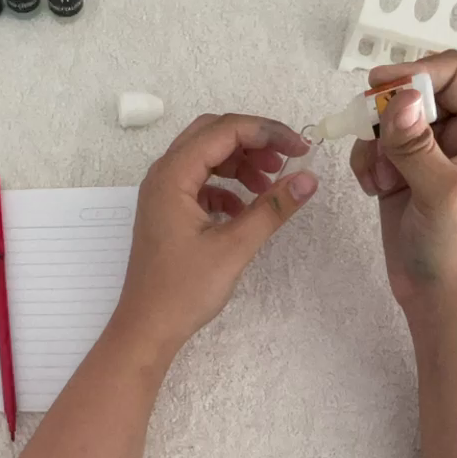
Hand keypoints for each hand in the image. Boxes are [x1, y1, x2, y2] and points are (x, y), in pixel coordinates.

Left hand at [107, 114, 315, 356]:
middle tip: (286, 160)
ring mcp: (162, 195)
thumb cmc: (183, 291)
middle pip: (212, 135)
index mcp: (172, 176)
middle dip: (252, 141)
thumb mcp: (234, 247)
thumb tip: (308, 179)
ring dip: (240, 164)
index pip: (224, 130)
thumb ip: (272, 208)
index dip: (267, 132)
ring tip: (270, 185)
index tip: (301, 149)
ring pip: (205, 158)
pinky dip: (226, 187)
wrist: (148, 327)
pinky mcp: (167, 214)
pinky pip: (200, 184)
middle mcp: (162, 176)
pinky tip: (245, 209)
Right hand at [350, 51, 456, 322]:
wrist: (439, 296)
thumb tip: (398, 98)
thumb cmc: (456, 248)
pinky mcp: (401, 170)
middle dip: (388, 117)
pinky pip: (374, 145)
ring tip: (383, 182)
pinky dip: (366, 163)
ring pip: (388, 118)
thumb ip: (417, 145)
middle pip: (414, 91)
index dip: (416, 73)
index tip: (378, 88)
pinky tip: (375, 191)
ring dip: (375, 145)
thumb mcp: (441, 193)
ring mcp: (428, 150)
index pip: (452, 72)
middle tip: (376, 146)